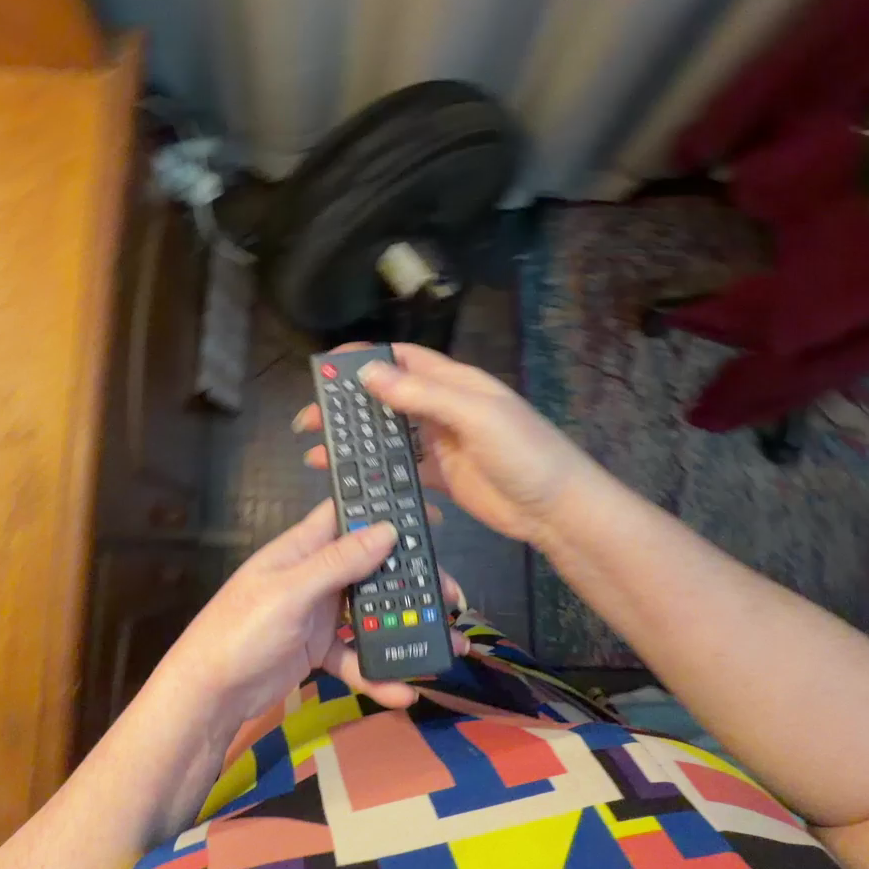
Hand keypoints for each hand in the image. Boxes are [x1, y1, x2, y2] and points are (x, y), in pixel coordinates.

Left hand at [157, 501, 469, 722]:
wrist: (208, 697)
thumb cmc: (241, 632)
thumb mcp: (290, 592)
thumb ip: (338, 562)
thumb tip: (387, 528)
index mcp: (302, 550)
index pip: (347, 517)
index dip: (384, 512)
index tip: (427, 518)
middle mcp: (314, 577)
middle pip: (370, 569)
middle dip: (410, 581)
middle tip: (451, 596)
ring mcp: (317, 615)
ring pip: (370, 613)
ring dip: (404, 628)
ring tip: (446, 644)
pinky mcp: (318, 652)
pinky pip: (356, 656)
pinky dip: (378, 672)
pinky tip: (402, 692)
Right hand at [294, 344, 595, 542]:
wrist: (558, 510)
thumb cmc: (523, 452)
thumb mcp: (475, 416)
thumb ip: (423, 395)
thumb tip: (368, 373)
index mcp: (454, 383)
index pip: (402, 359)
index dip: (365, 358)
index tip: (326, 369)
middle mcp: (443, 408)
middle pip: (387, 397)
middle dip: (349, 405)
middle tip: (310, 418)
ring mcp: (441, 444)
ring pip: (389, 435)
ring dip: (356, 440)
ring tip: (318, 450)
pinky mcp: (441, 477)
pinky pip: (401, 468)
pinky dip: (376, 471)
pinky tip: (351, 478)